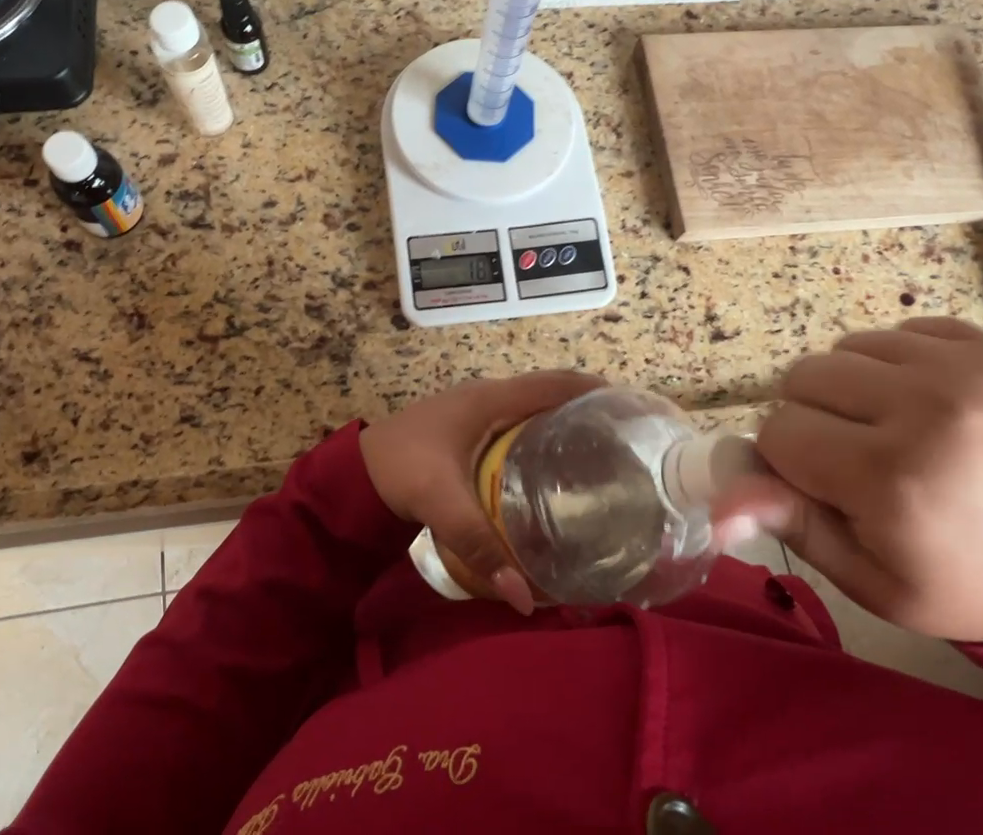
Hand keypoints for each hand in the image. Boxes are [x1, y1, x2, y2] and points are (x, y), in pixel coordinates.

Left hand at [360, 371, 604, 614]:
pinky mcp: (464, 433)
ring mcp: (474, 414)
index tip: (632, 413)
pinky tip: (547, 476)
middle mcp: (486, 398)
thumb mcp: (441, 502)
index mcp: (489, 400)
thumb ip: (481, 544)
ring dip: (561, 428)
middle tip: (623, 448)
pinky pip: (513, 430)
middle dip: (586, 414)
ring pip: (530, 414)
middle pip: (548, 397)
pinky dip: (537, 443)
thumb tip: (526, 598)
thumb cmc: (398, 469)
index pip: (555, 384)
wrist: (350, 473)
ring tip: (598, 463)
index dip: (595, 392)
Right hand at [747, 318, 982, 643]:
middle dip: (811, 418)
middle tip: (853, 458)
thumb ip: (792, 526)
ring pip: (848, 348)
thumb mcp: (872, 580)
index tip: (822, 488)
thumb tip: (715, 507)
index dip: (787, 463)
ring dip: (852, 387)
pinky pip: (904, 331)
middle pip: (803, 377)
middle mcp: (925, 407)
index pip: (777, 432)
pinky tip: (926, 403)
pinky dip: (897, 363)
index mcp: (891, 476)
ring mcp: (967, 368)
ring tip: (891, 428)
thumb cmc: (969, 586)